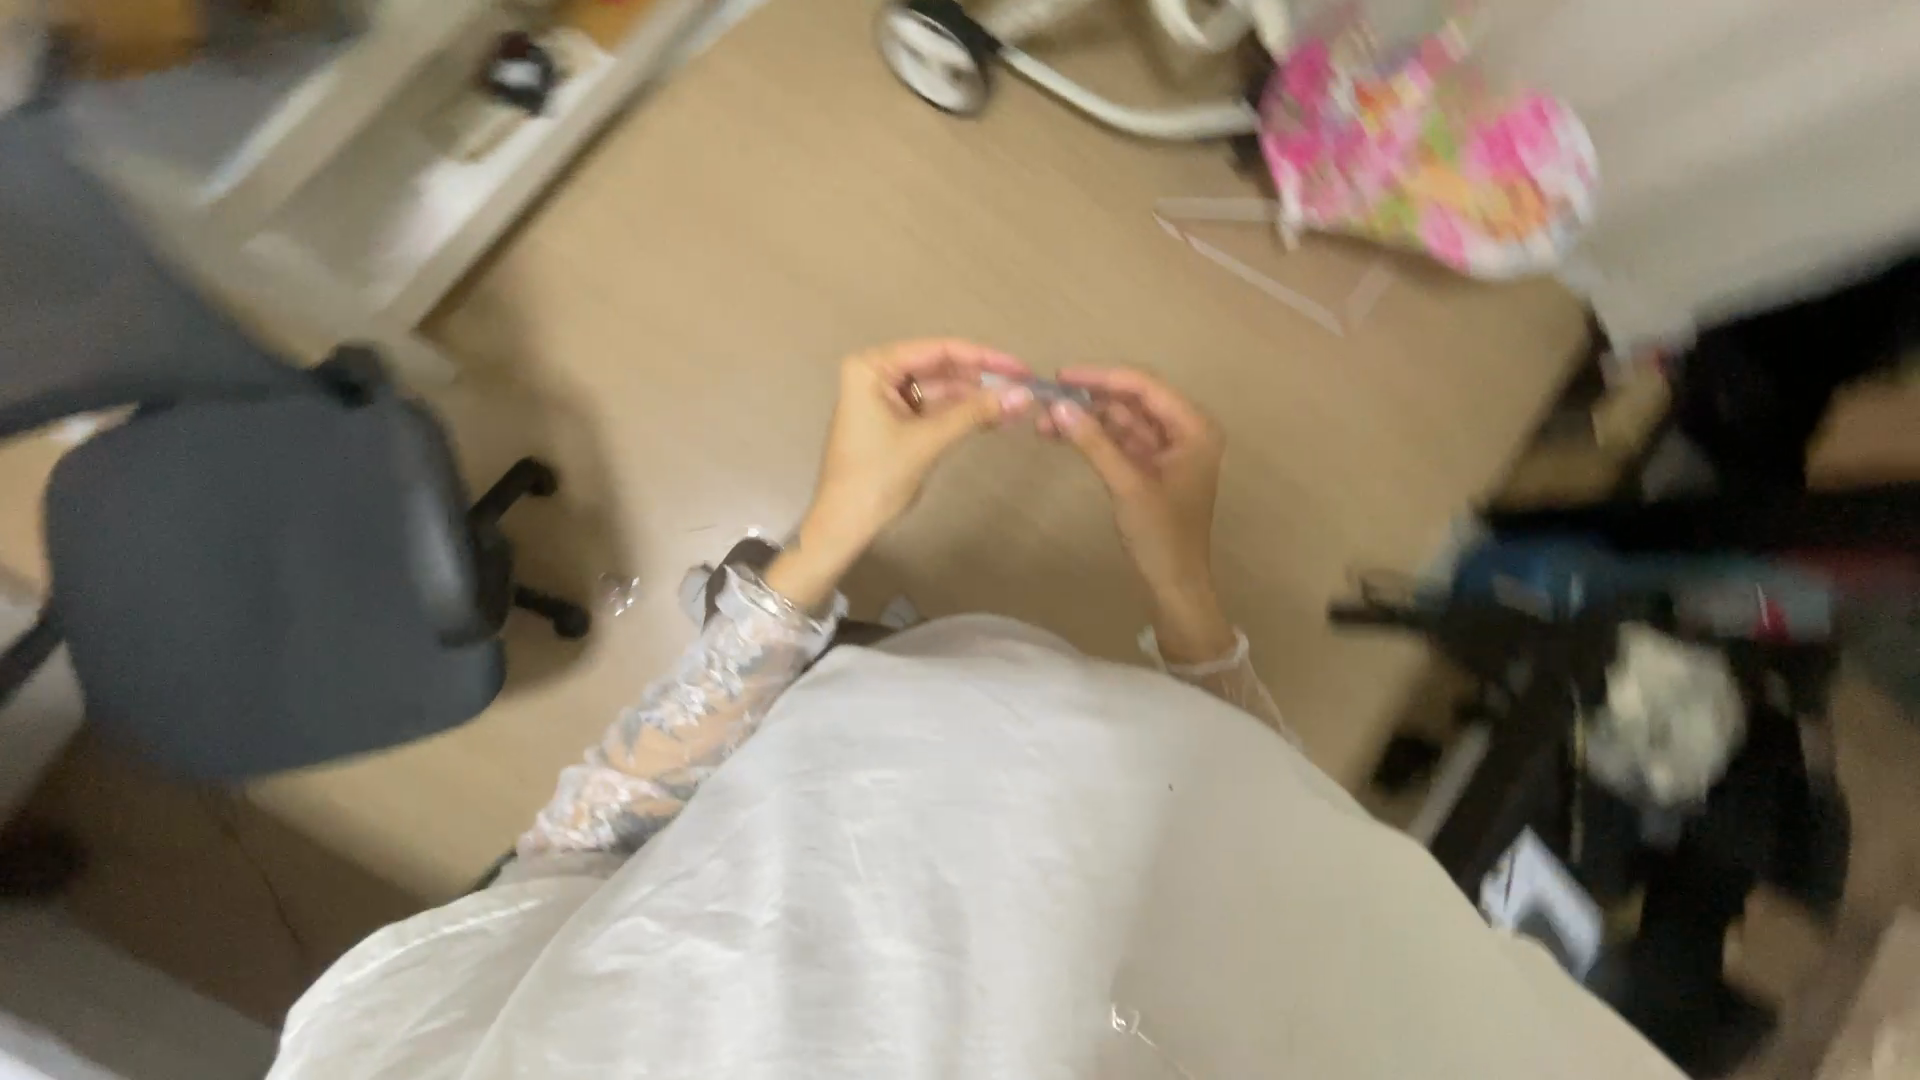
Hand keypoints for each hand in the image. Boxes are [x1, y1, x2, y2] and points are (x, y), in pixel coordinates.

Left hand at [768, 340, 1033, 607]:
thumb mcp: (927, 440)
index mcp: (871, 367)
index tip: (1020, 368)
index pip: (937, 350)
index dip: (983, 358)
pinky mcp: (894, 423)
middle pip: (940, 368)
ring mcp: (885, 399)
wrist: (844, 524)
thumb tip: (1022, 395)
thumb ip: (975, 413)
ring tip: (1017, 407)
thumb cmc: (875, 477)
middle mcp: (876, 374)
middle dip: (982, 381)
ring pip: (941, 391)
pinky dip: (962, 416)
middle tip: (1024, 389)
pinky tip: (994, 419)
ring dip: (976, 400)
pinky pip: (934, 411)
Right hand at [1045, 367, 1237, 664]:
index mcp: (1194, 428)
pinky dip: (1094, 438)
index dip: (1101, 377)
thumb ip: (1094, 443)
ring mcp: (1168, 448)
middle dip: (1090, 399)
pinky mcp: (1152, 466)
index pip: (1144, 386)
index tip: (1060, 377)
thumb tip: (1058, 407)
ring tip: (1045, 423)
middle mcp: (1185, 430)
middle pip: (1132, 399)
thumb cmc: (1161, 536)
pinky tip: (1064, 436)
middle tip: (1047, 400)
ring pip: (1123, 420)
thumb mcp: (1127, 485)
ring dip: (1087, 419)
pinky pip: (1121, 441)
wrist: (1175, 583)